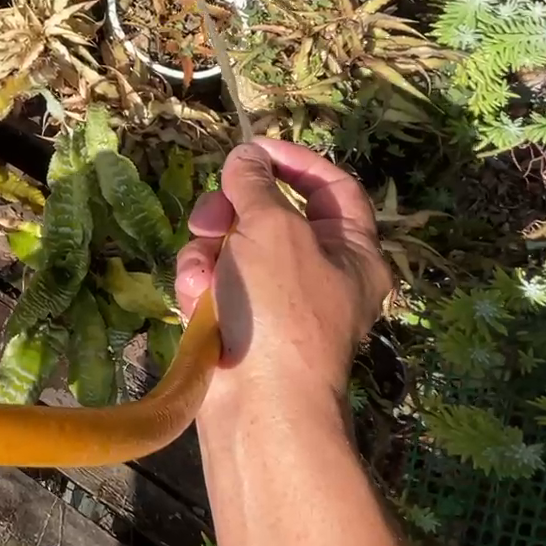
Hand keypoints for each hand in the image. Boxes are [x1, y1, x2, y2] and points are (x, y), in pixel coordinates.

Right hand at [174, 139, 390, 407]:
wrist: (257, 398)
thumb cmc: (281, 306)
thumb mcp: (271, 227)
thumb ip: (255, 182)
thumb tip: (245, 154)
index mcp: (350, 250)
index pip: (331, 185)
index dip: (293, 159)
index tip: (252, 148)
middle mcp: (314, 268)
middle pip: (265, 210)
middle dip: (228, 211)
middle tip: (209, 220)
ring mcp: (272, 292)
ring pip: (228, 240)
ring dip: (206, 251)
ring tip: (202, 276)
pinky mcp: (235, 311)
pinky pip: (210, 273)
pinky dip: (198, 281)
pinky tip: (195, 298)